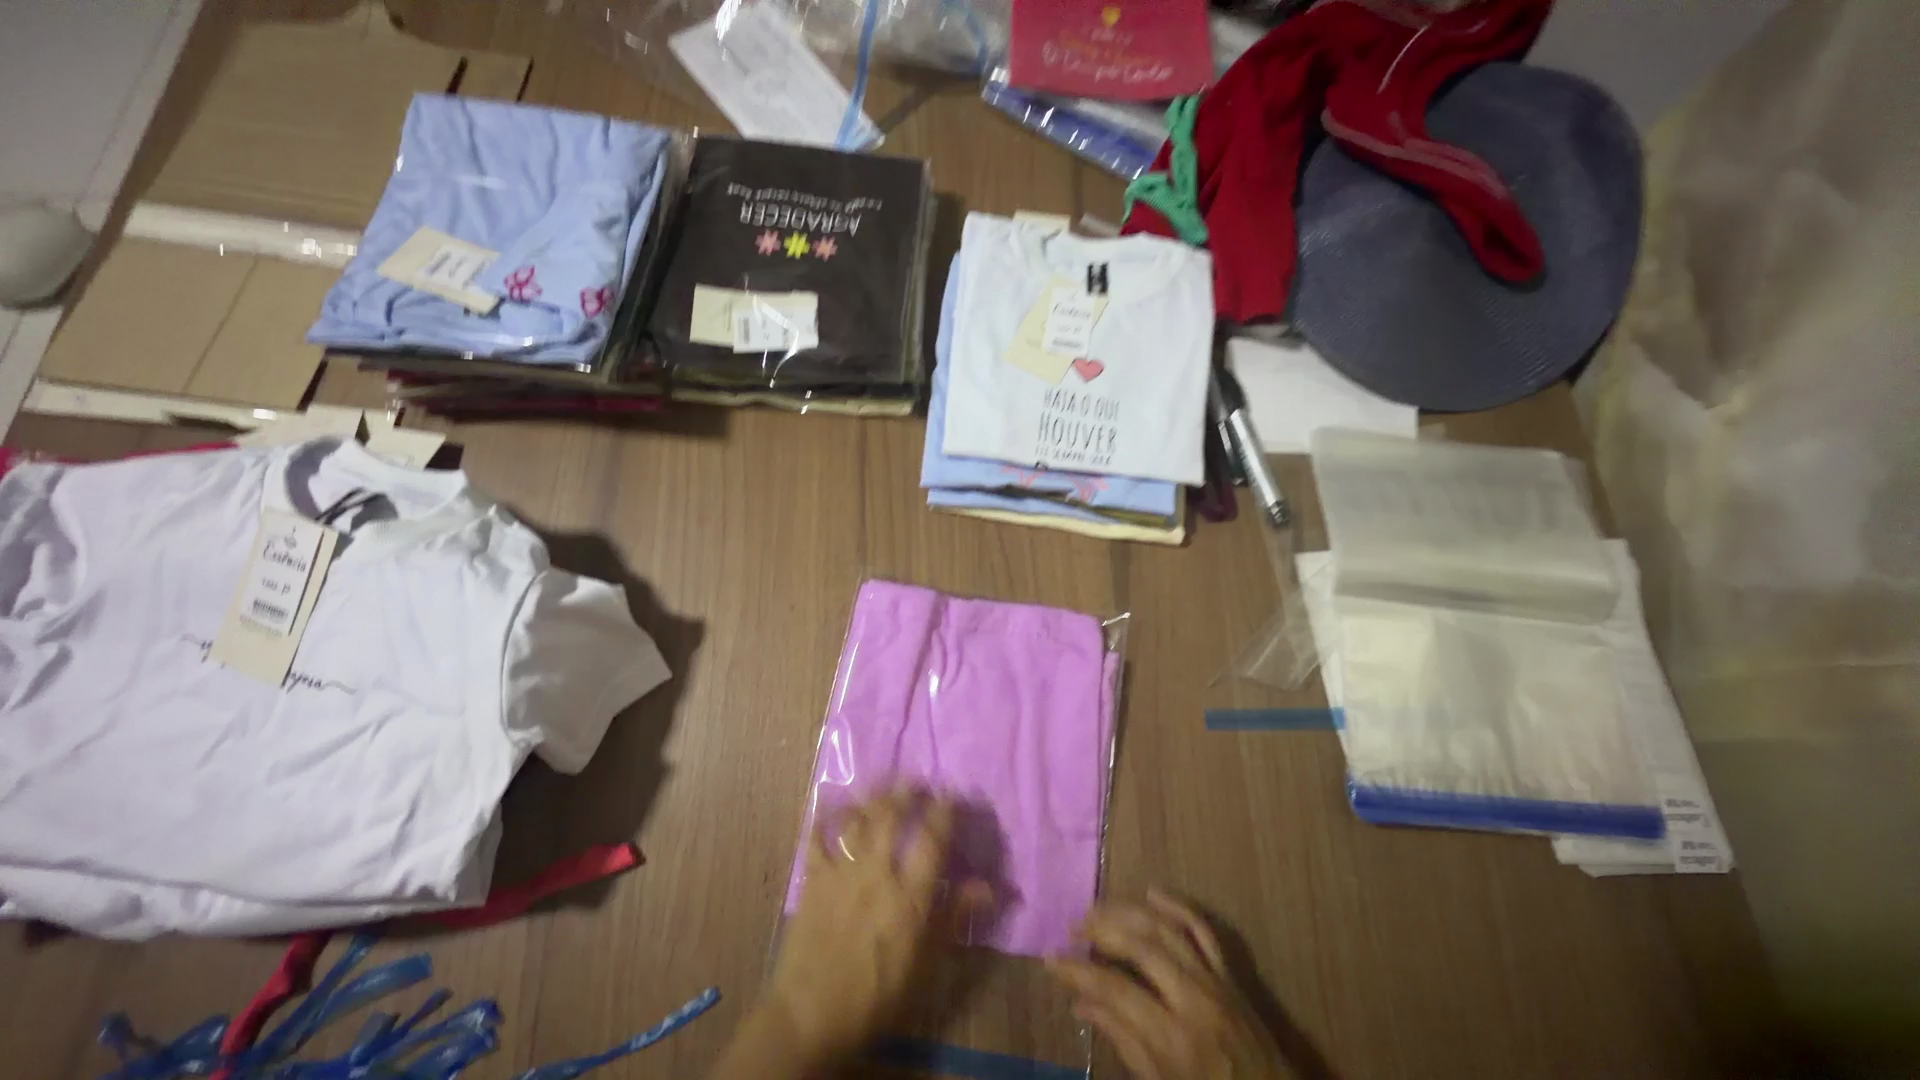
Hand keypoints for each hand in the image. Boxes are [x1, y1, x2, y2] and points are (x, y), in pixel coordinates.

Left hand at [760, 789, 990, 1063]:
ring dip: (872, 797)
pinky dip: (823, 818)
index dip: (943, 811)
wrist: (813, 1013)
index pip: (932, 839)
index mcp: (910, 895)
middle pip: (892, 817)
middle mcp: (876, 874)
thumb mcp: (926, 962)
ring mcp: (841, 873)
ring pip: (858, 820)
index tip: (950, 793)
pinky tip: (829, 804)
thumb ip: (953, 917)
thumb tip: (988, 887)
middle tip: (916, 780)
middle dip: (906, 793)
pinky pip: (816, 838)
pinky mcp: (813, 880)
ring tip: (883, 784)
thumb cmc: (878, 995)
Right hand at [1048, 890, 1288, 1079]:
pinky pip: (1204, 930)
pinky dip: (1177, 906)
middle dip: (1102, 930)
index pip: (1115, 990)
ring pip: (1168, 929)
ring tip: (1099, 909)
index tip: (1051, 958)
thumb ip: (1122, 1040)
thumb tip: (1080, 1005)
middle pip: (1142, 947)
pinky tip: (1151, 893)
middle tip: (1074, 927)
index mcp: (1173, 1037)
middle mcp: (1195, 1000)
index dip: (1078, 971)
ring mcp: (1216, 981)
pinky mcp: (1231, 974)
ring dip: (1130, 912)